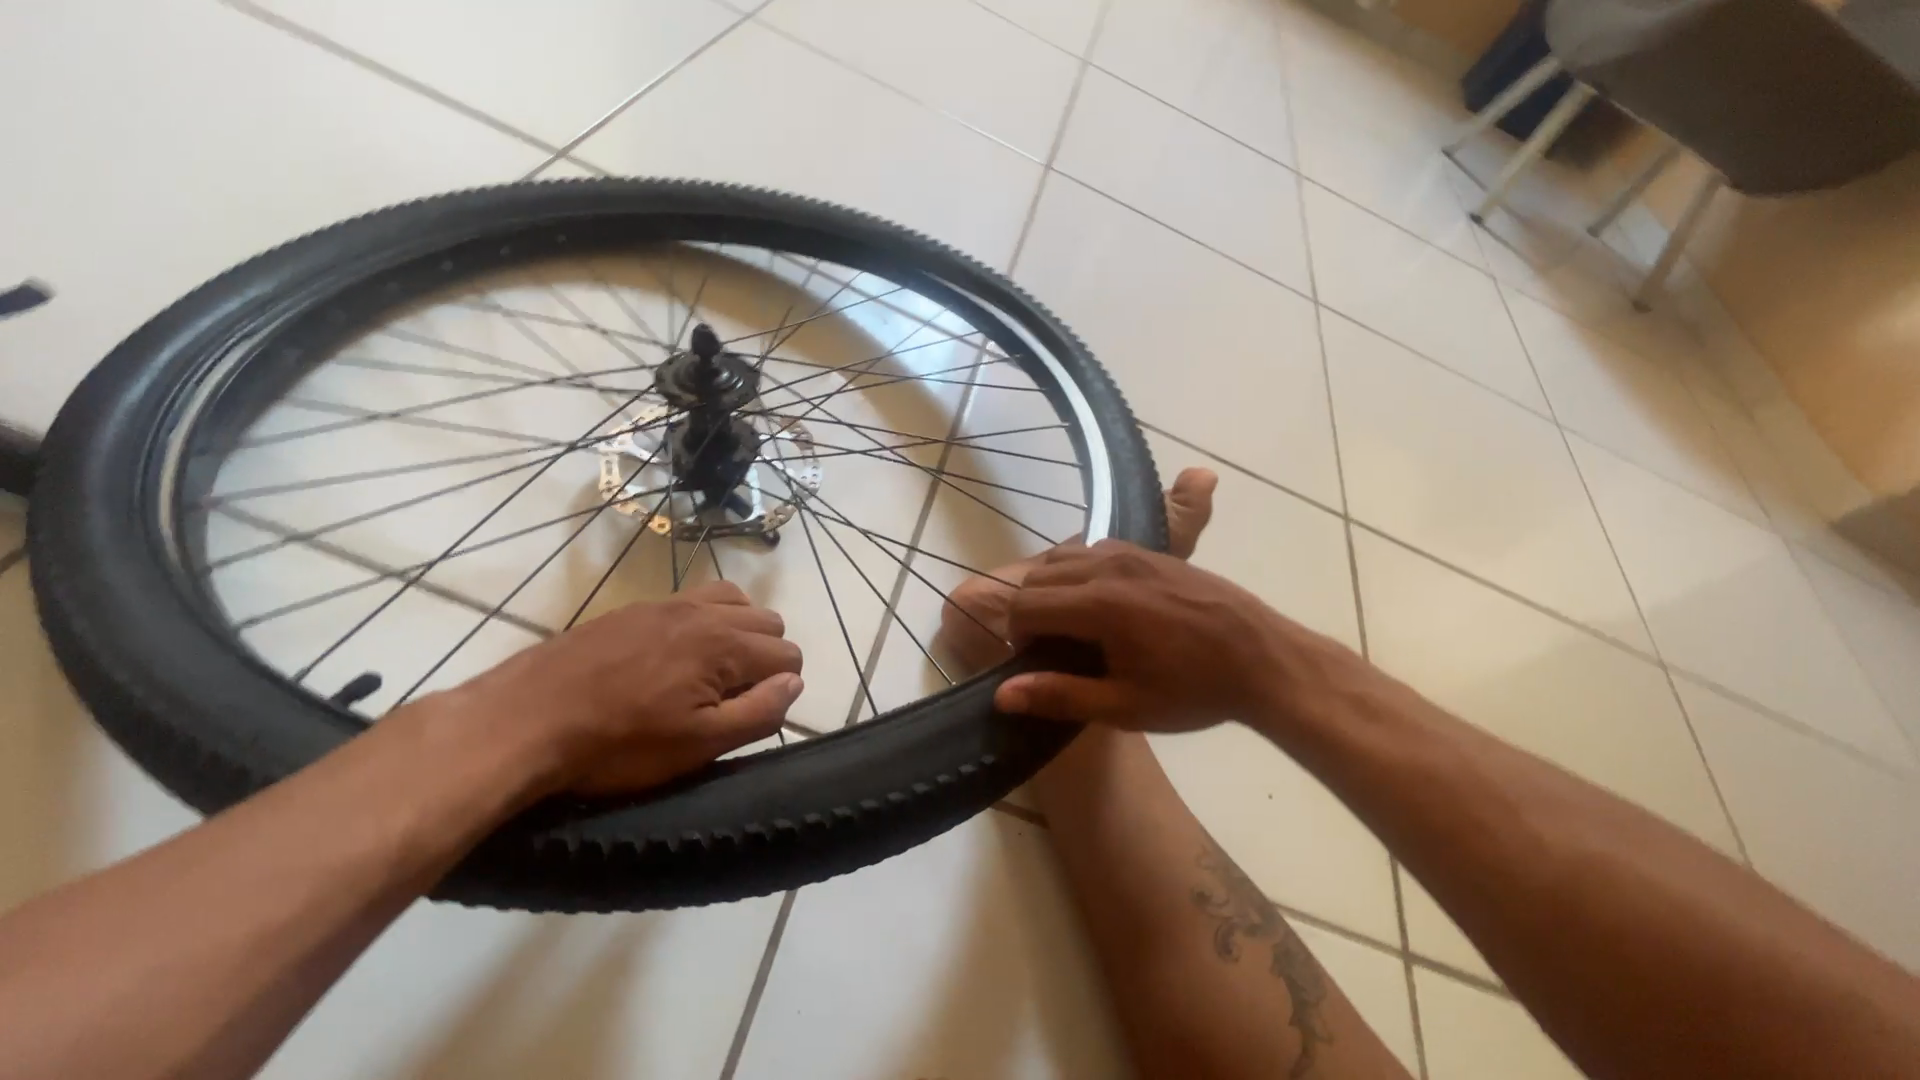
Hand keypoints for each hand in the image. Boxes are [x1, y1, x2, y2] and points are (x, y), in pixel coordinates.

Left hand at [446, 581, 802, 794]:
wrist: (528, 719)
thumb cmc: (620, 743)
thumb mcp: (699, 744)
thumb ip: (759, 711)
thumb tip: (795, 683)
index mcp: (724, 644)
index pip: (788, 655)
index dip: (781, 689)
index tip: (749, 716)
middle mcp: (703, 612)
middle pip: (768, 621)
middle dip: (766, 657)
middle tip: (732, 699)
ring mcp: (666, 604)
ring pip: (733, 601)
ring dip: (739, 631)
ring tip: (712, 672)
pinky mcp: (634, 608)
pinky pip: (693, 599)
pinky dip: (705, 620)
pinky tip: (675, 656)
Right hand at [993, 539, 1361, 731]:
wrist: (1265, 660)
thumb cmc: (1195, 691)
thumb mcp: (1125, 707)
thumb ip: (1060, 696)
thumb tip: (1002, 694)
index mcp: (1100, 605)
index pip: (1026, 605)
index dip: (1017, 635)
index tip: (1036, 660)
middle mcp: (1110, 567)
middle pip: (1039, 577)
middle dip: (1031, 612)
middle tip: (1052, 648)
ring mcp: (1134, 553)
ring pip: (1064, 558)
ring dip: (1054, 588)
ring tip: (1074, 625)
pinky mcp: (1153, 551)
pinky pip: (1095, 550)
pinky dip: (1081, 572)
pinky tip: (1104, 605)